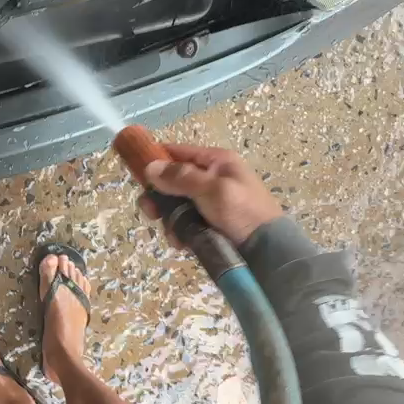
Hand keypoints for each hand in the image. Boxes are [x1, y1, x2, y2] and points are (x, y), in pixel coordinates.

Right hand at [136, 142, 283, 244]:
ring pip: (174, 205)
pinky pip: (183, 223)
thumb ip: (180, 177)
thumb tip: (150, 168)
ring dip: (170, 220)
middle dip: (158, 198)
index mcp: (216, 161)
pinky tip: (183, 243)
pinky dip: (180, 233)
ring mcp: (209, 202)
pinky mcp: (208, 223)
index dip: (155, 160)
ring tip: (175, 235)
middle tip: (150, 212)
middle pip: (171, 182)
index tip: (137, 174)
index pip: (177, 152)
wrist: (267, 250)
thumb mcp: (212, 189)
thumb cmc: (242, 212)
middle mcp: (210, 178)